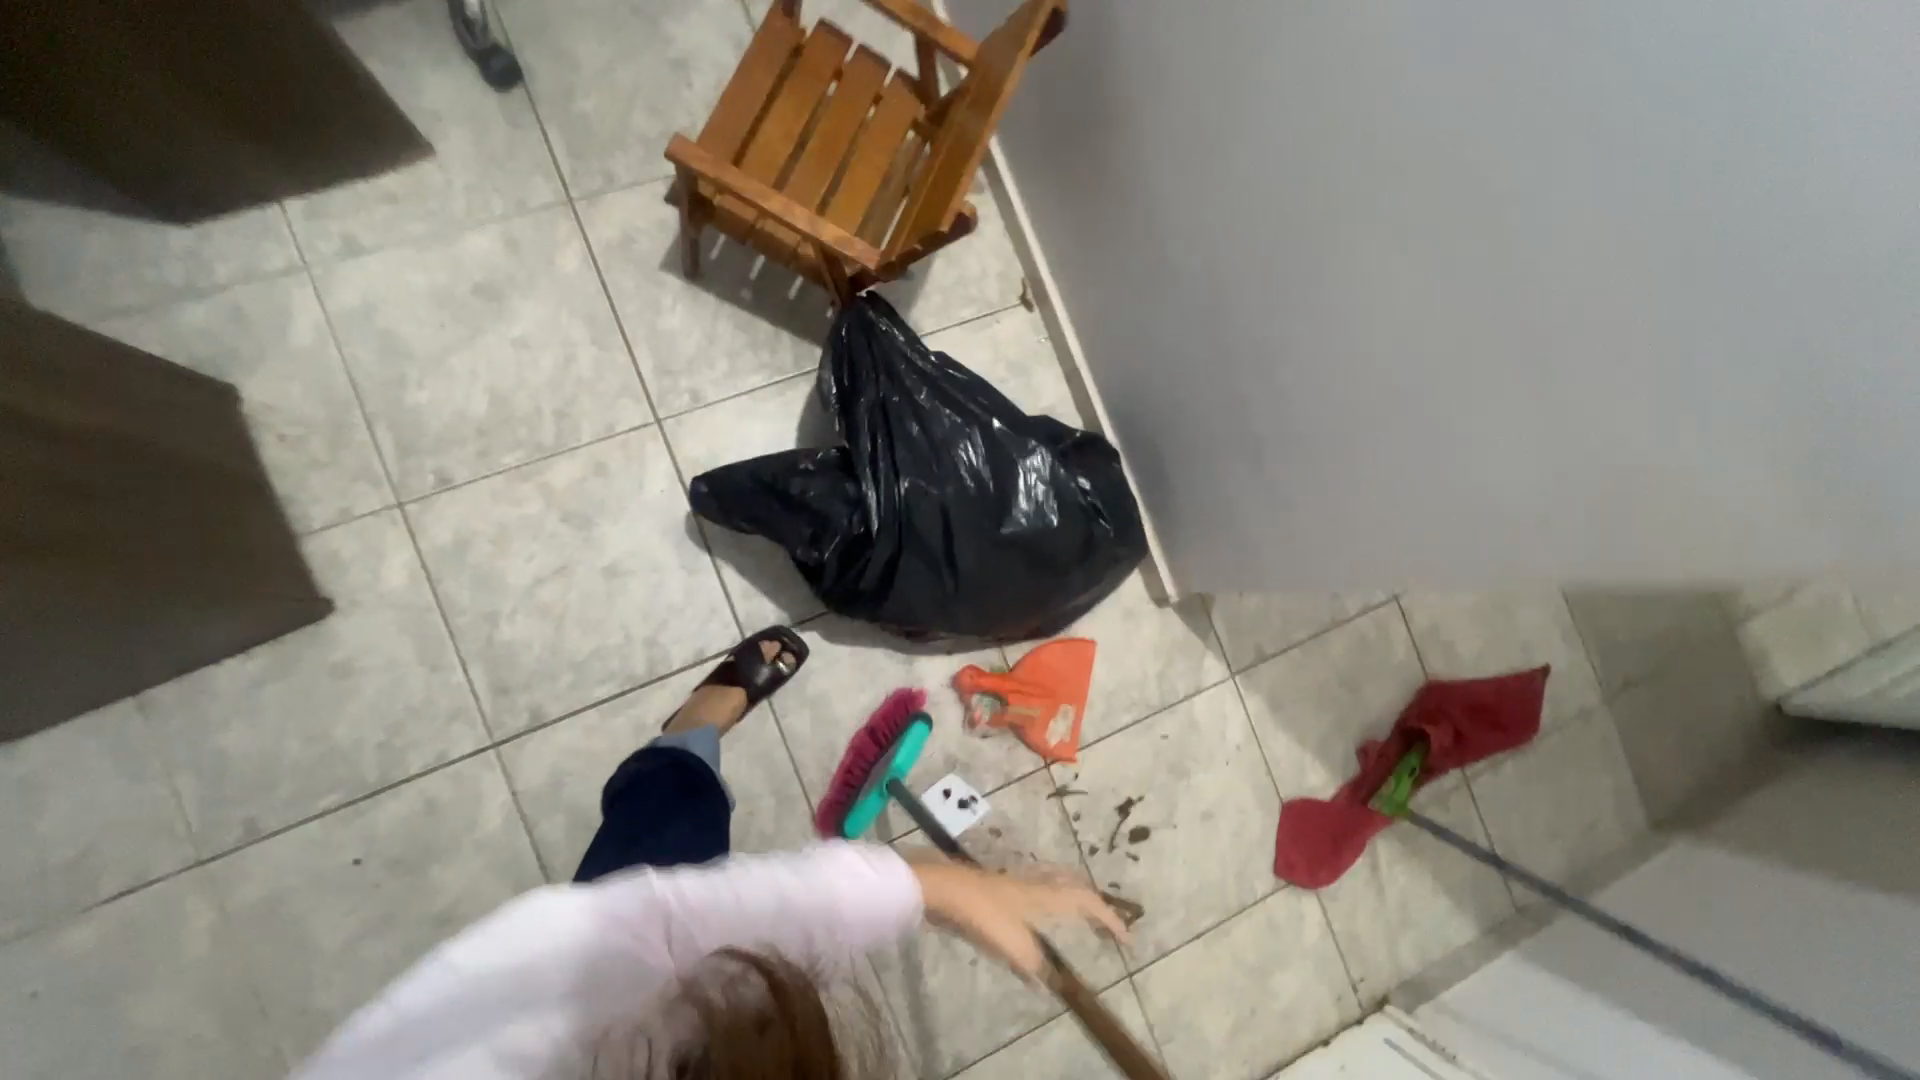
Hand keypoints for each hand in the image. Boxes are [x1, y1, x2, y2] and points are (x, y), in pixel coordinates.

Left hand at [908, 854, 1129, 977]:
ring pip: (1056, 881)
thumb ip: (1035, 965)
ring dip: (1074, 894)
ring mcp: (1019, 880)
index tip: (1127, 941)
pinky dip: (1050, 896)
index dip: (1110, 920)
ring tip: (1080, 910)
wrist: (946, 888)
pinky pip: (1038, 887)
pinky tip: (1038, 914)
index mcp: (1049, 895)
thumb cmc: (985, 915)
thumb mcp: (1015, 948)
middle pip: (1076, 885)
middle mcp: (1039, 883)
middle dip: (1095, 902)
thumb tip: (1048, 982)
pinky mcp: (1001, 884)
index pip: (1089, 903)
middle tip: (1105, 921)